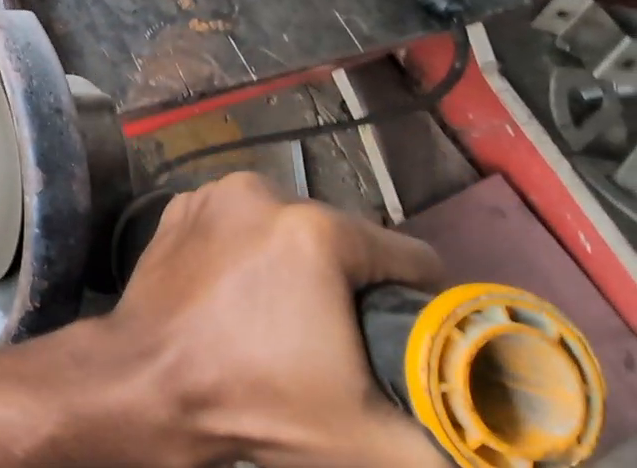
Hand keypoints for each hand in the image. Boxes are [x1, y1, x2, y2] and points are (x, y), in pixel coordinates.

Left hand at [108, 172, 446, 467]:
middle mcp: (260, 195)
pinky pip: (239, 223)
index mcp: (315, 230)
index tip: (414, 339)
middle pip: (345, 238)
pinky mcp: (176, 208)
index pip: (411, 259)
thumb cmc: (253, 399)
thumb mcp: (371, 438)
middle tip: (350, 335)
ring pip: (288, 226)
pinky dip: (251, 250)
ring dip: (302, 264)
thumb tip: (491, 460)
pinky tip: (248, 294)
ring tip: (298, 317)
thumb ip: (447, 449)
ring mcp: (209, 196)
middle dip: (357, 282)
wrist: (145, 378)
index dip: (423, 303)